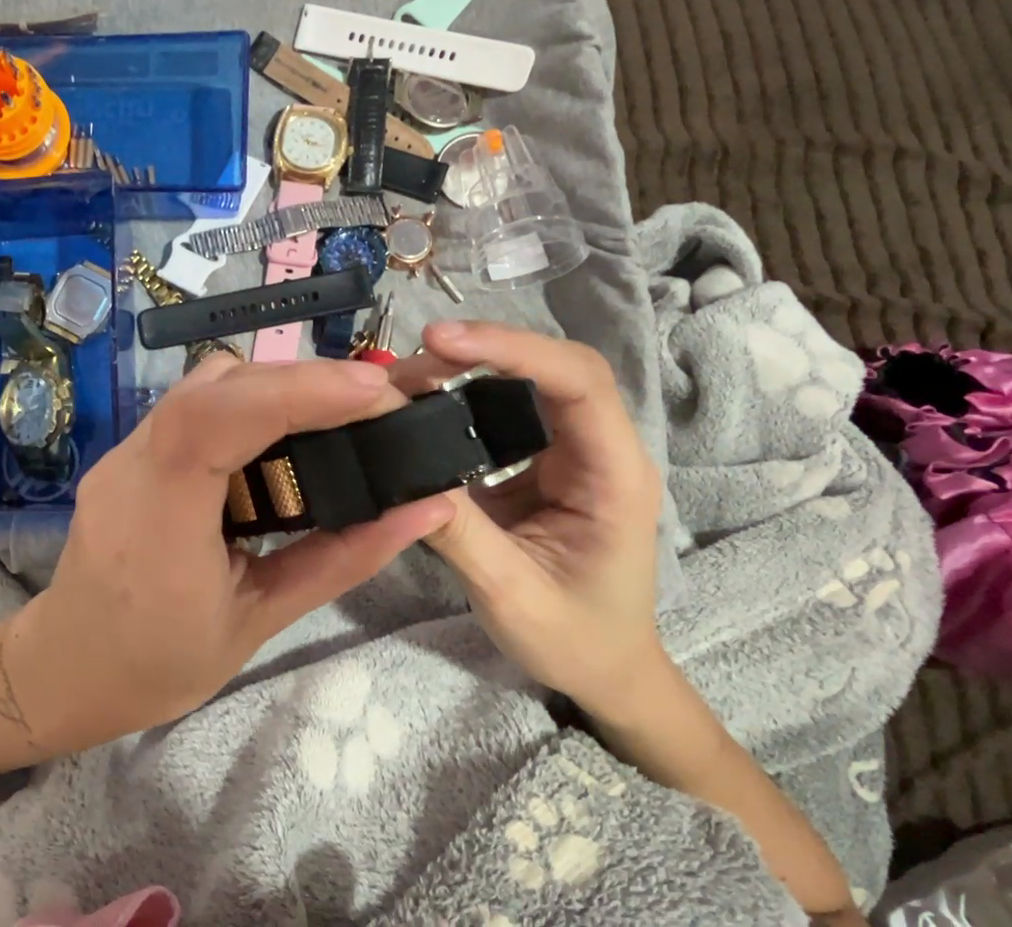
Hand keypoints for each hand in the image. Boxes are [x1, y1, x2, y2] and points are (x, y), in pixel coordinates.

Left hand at [4, 355, 456, 753]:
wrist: (68, 669)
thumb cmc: (159, 662)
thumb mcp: (259, 620)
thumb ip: (340, 560)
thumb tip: (423, 511)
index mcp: (162, 517)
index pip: (220, 418)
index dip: (298, 390)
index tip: (373, 392)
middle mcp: (132, 467)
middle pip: (212, 386)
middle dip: (297, 380)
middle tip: (368, 402)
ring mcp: (120, 456)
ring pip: (196, 388)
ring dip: (268, 387)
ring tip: (331, 416)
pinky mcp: (124, 457)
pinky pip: (185, 410)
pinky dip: (240, 407)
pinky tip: (277, 439)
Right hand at [388, 321, 666, 716]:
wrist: (604, 669)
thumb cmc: (574, 638)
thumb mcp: (511, 593)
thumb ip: (458, 532)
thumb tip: (399, 474)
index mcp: (613, 475)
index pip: (577, 382)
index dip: (512, 349)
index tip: (440, 342)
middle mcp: (597, 450)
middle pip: (552, 367)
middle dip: (482, 351)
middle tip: (408, 363)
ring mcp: (568, 455)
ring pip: (525, 383)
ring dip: (465, 371)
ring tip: (403, 381)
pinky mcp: (538, 464)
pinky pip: (501, 414)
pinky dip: (458, 400)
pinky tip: (418, 406)